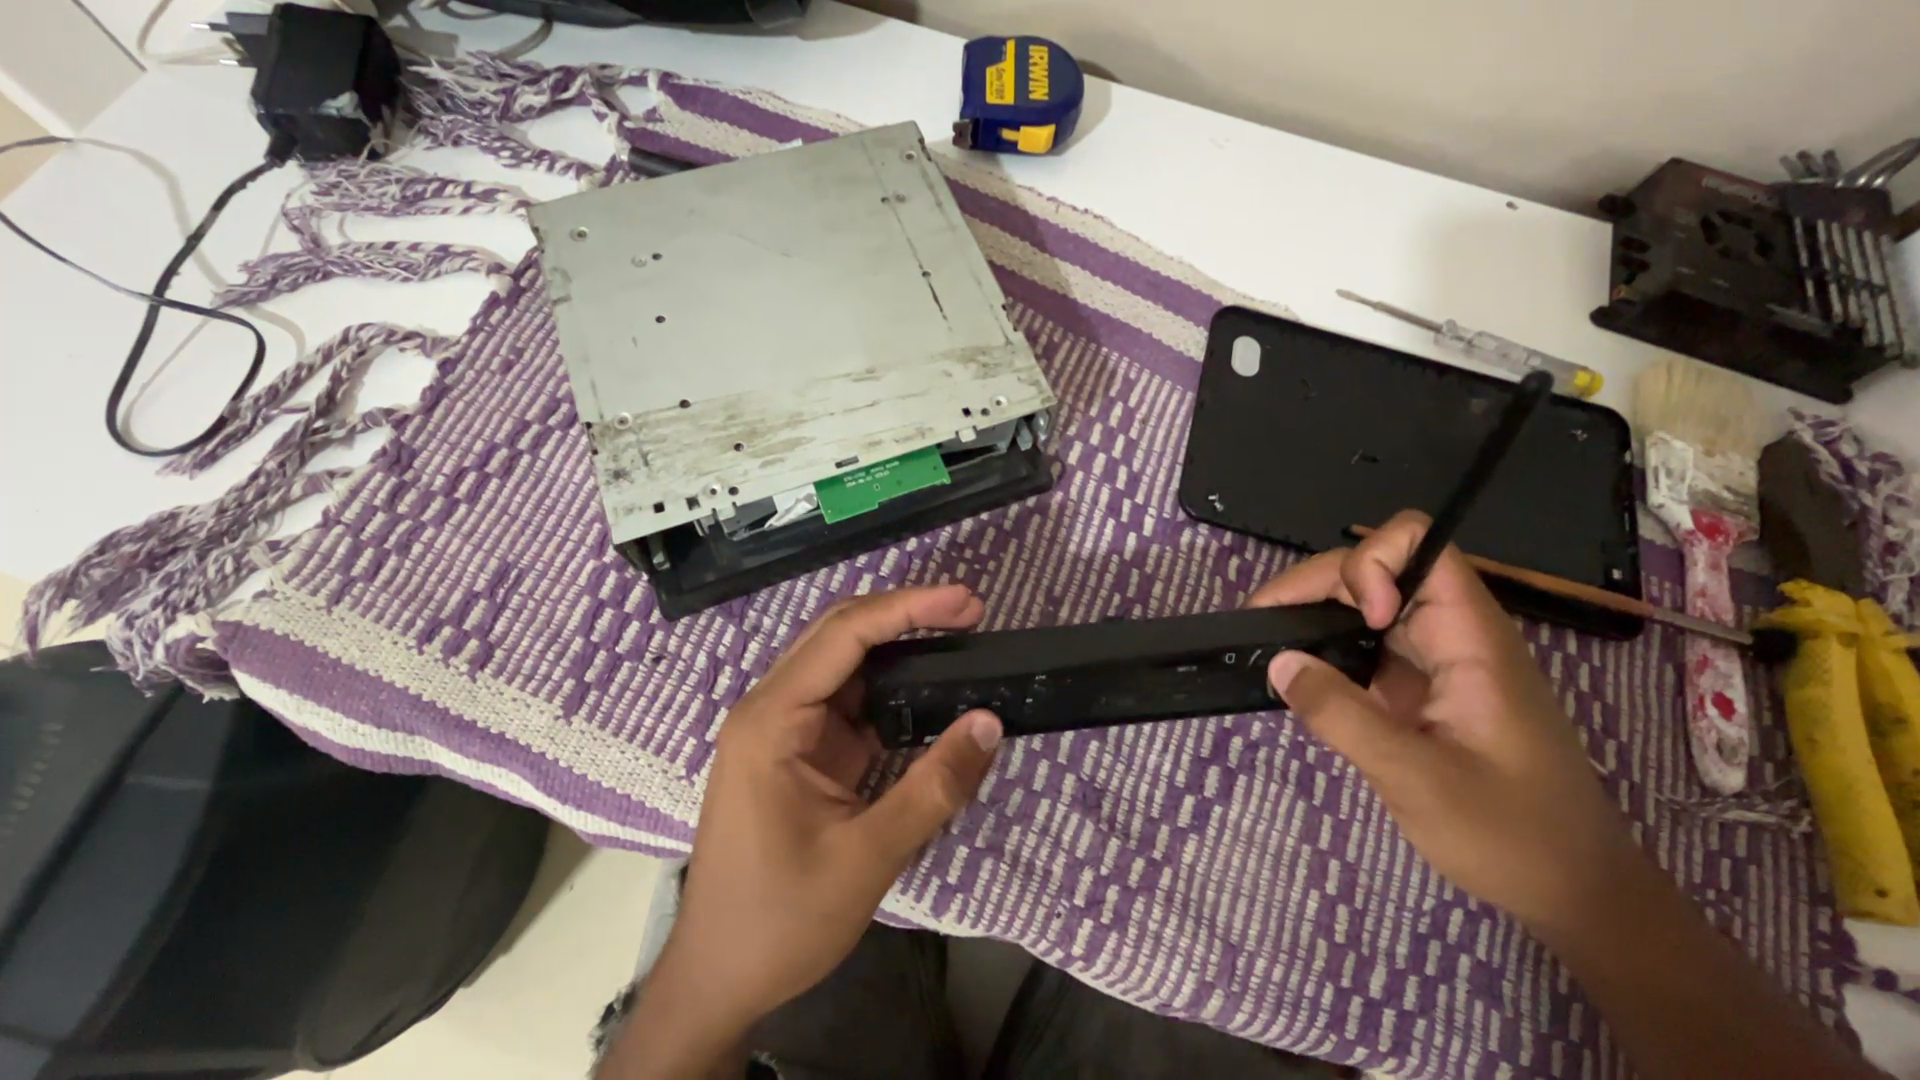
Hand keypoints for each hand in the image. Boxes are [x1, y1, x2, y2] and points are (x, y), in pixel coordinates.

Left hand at [607, 586, 1002, 1078]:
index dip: (908, 609)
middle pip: (839, 640)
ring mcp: (782, 735)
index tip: (968, 603)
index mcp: (770, 721)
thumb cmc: (780, 919)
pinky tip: (932, 697)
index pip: (844, 636)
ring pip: (845, 672)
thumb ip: (934, 787)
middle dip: (904, 619)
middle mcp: (770, 712)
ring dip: (899, 656)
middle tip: (971, 614)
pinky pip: (848, 711)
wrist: (720, 979)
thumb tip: (990, 723)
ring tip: (960, 646)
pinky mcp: (798, 759)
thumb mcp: (867, 856)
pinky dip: (891, 701)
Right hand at [1249, 511, 1640, 930]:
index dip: (1370, 562)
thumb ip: (1342, 716)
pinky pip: (1369, 651)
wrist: (1573, 889)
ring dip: (1317, 615)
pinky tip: (1299, 680)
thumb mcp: (1417, 779)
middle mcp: (1453, 637)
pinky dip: (1328, 653)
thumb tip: (1278, 662)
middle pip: (1381, 568)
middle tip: (1262, 623)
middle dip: (1318, 584)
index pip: (1419, 546)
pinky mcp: (1423, 694)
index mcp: (1470, 639)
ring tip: (1267, 645)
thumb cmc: (1510, 833)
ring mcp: (1438, 665)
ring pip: (1369, 608)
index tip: (1352, 621)